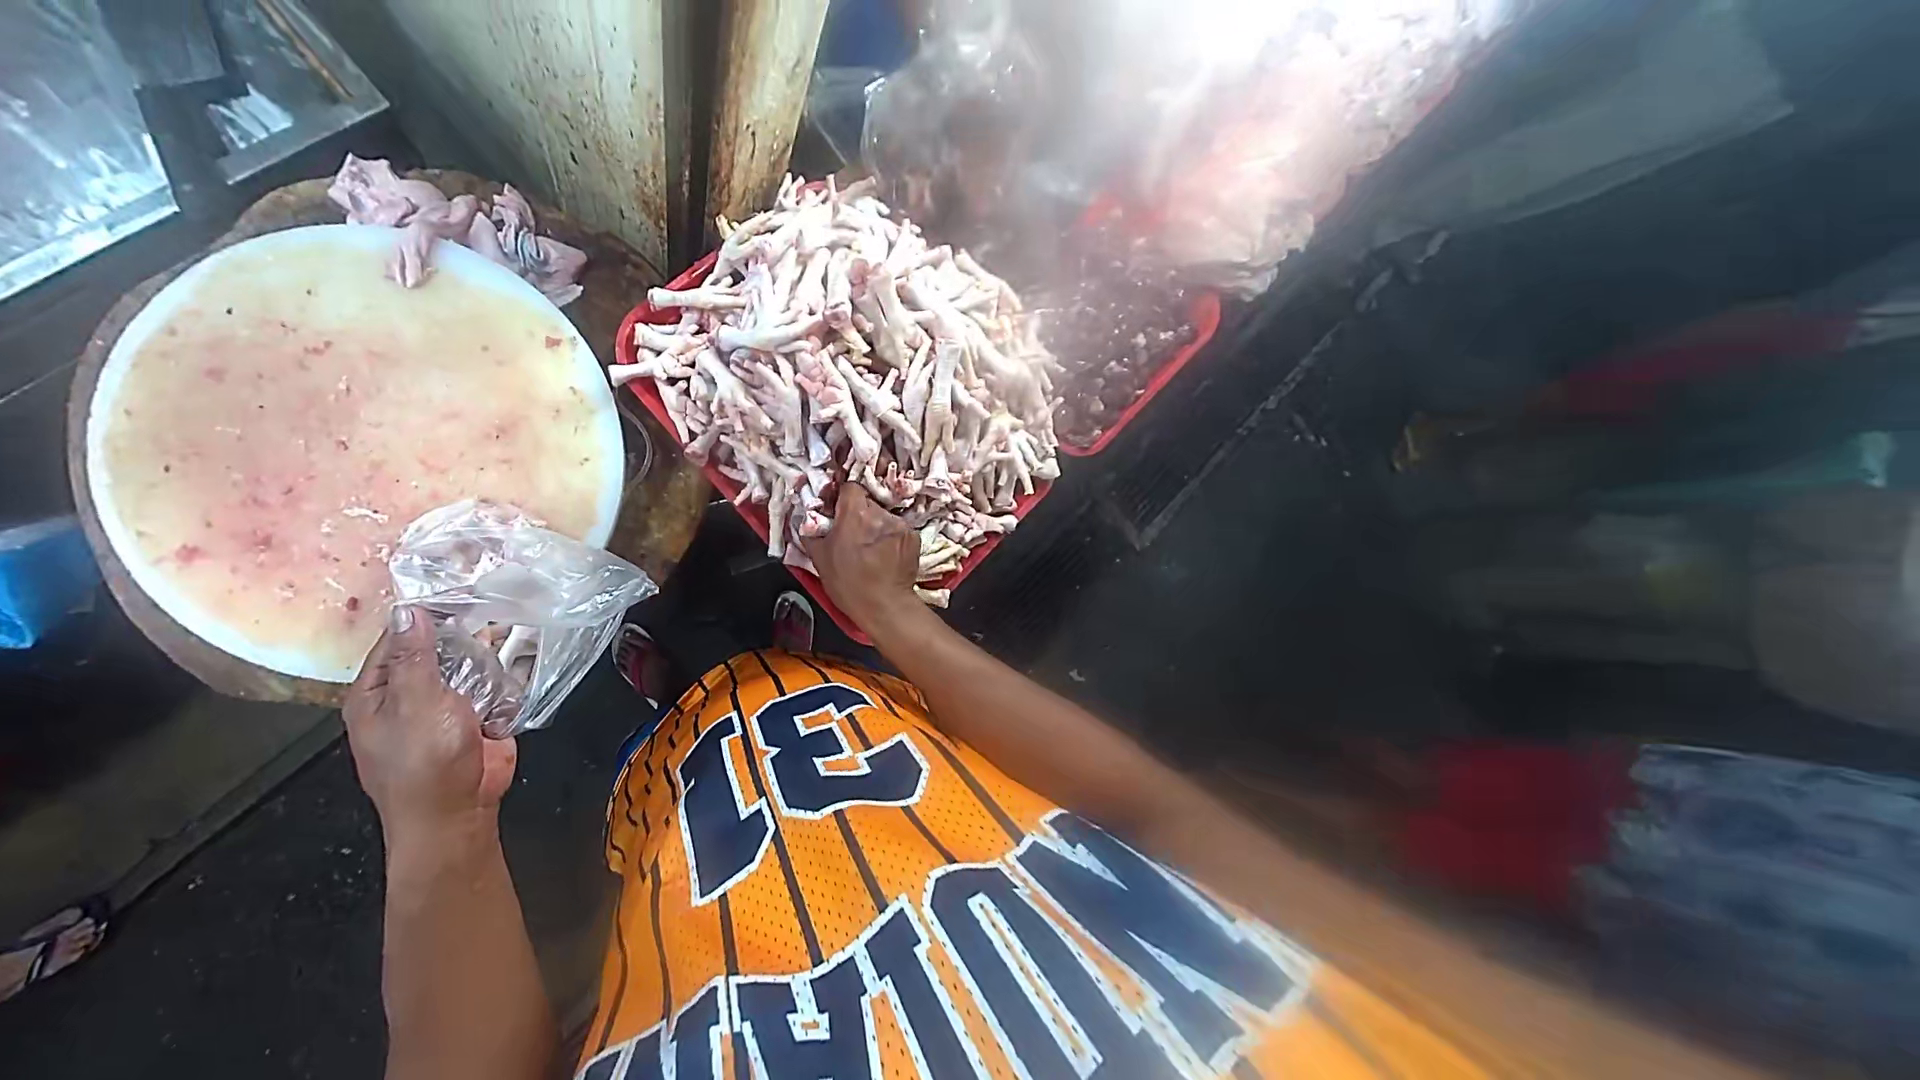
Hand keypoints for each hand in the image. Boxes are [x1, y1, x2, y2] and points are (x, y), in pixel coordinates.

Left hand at [344, 607, 517, 845]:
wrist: (457, 812)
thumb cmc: (424, 762)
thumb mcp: (417, 702)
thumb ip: (415, 656)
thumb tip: (408, 612)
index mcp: (377, 694)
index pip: (397, 640)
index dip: (424, 616)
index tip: (456, 591)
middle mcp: (410, 697)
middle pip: (438, 652)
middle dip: (463, 635)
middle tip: (491, 605)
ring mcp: (447, 708)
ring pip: (470, 668)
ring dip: (488, 656)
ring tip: (508, 629)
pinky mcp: (479, 719)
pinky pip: (494, 688)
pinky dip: (505, 678)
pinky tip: (518, 662)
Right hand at [807, 484, 920, 630]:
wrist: (884, 606)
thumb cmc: (849, 584)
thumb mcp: (819, 557)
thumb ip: (811, 531)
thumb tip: (808, 518)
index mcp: (855, 513)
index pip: (850, 487)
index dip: (842, 498)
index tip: (838, 510)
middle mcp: (880, 513)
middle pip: (868, 502)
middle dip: (860, 514)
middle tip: (853, 535)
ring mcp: (900, 524)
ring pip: (884, 515)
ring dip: (876, 526)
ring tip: (870, 549)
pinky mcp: (913, 536)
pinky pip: (898, 529)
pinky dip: (891, 537)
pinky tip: (885, 555)